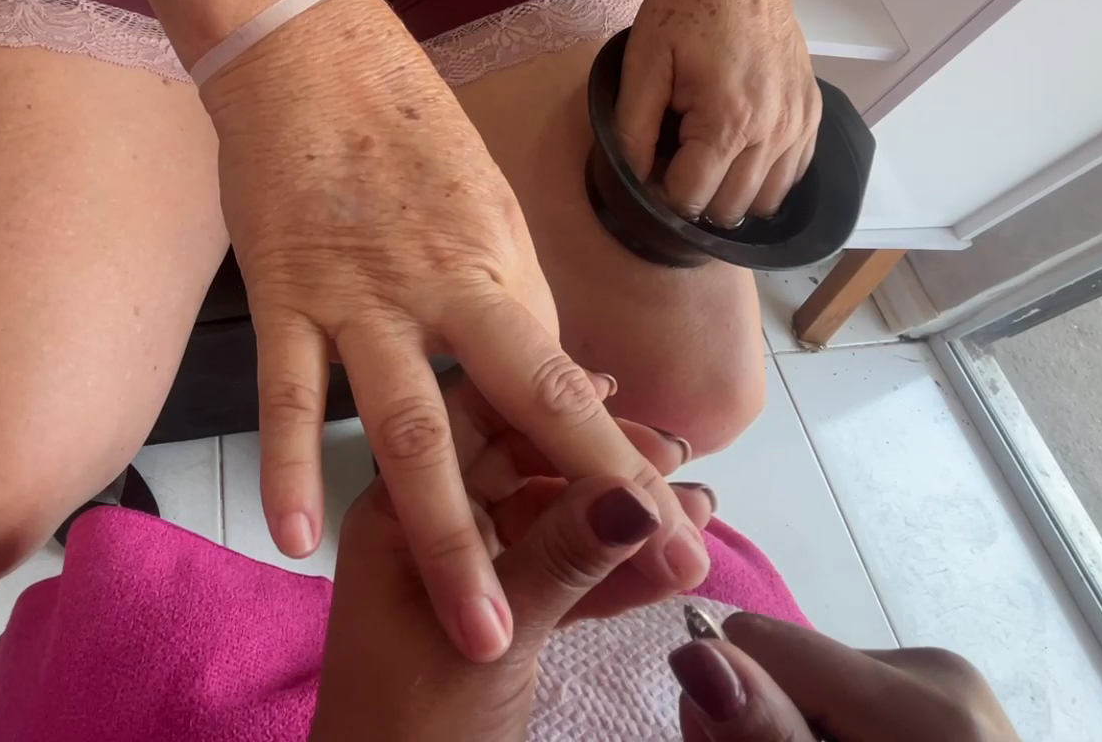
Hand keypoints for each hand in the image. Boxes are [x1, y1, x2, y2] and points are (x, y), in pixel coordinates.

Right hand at [202, 0, 709, 663]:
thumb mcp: (478, 195)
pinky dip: (291, 466)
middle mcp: (445, 286)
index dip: (606, 448)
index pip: (559, 373)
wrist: (312, 55)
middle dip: (579, 504)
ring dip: (446, 530)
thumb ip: (501, 282)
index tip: (655, 515)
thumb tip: (535, 356)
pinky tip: (300, 539)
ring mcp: (361, 296)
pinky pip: (288, 393)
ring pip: (409, 427)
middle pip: (520, 408)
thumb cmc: (402, 118)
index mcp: (498, 258)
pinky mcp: (286, 293)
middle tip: (640, 593)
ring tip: (478, 625)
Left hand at [311, 393, 716, 741]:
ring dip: (621, 523)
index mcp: (400, 505)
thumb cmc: (413, 723)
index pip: (474, 423)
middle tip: (675, 461)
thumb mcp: (493, 635)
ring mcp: (469, 572)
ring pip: (551, 527)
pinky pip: (559, 580)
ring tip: (700, 513)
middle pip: (524, 471)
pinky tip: (670, 571)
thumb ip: (564, 557)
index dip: (540, 399)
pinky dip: (612, 577)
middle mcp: (432, 524)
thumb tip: (639, 492)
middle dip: (600, 465)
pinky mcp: (501, 619)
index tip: (613, 393)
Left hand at [616, 0, 820, 226]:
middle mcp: (773, 134)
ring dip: (729, 195)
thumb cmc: (686, 10)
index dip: (657, 193)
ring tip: (704, 160)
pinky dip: (762, 179)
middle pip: (728, 209)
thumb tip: (634, 178)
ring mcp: (799, 126)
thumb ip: (633, 128)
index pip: (689, 199)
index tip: (646, 168)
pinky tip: (737, 156)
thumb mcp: (643, 65)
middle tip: (671, 161)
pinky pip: (791, 175)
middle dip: (692, 198)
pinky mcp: (812, 115)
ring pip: (764, 201)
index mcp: (728, 124)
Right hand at [668, 613, 1021, 740]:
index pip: (759, 643)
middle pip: (784, 665)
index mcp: (928, 701)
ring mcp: (952, 691)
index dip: (739, 709)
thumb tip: (697, 655)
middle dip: (774, 732)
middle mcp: (941, 674)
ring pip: (811, 688)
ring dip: (801, 741)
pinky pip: (848, 704)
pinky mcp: (949, 710)